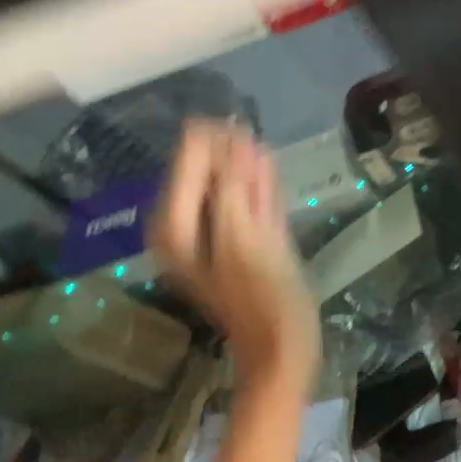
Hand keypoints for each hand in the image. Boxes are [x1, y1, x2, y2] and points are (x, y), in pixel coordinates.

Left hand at [152, 121, 318, 385]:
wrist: (282, 345)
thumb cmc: (259, 293)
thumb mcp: (242, 238)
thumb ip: (233, 191)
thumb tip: (232, 147)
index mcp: (178, 230)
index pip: (185, 170)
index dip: (204, 142)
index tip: (227, 116)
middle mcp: (191, 230)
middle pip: (204, 177)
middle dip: (223, 152)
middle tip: (242, 123)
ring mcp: (220, 238)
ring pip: (229, 189)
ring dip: (242, 166)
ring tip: (252, 138)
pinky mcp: (246, 245)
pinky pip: (248, 205)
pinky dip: (256, 187)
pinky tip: (263, 166)